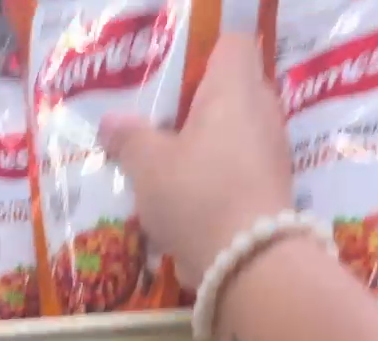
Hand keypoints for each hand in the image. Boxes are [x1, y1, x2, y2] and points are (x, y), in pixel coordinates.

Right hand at [100, 34, 295, 276]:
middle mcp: (260, 111)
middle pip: (227, 93)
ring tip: (159, 173)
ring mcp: (268, 151)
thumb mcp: (148, 166)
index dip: (199, 59)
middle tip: (152, 133)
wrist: (244, 256)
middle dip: (191, 110)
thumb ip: (129, 139)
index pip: (230, 46)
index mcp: (233, 90)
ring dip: (197, 150)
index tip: (167, 89)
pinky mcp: (265, 187)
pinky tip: (179, 203)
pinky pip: (231, 170)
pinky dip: (207, 179)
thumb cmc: (195, 194)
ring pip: (228, 135)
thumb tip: (110, 121)